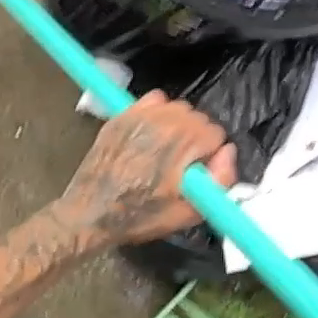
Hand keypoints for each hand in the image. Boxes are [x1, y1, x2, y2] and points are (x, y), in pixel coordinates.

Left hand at [58, 91, 237, 246]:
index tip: (194, 174)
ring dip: (175, 127)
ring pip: (176, 109)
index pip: (217, 135)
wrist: (90, 213)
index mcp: (187, 140)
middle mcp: (167, 120)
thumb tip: (228, 153)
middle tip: (177, 167)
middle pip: (197, 119)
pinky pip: (152, 101)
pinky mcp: (122, 116)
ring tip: (162, 154)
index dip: (209, 157)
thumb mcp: (189, 212)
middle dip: (193, 141)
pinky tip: (148, 137)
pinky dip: (156, 114)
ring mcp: (142, 114)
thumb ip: (221, 181)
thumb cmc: (139, 216)